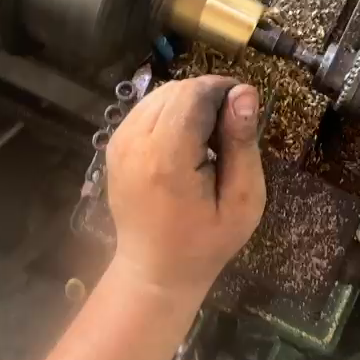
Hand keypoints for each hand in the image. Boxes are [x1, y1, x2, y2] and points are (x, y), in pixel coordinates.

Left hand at [105, 76, 265, 299]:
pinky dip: (172, 113)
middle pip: (177, 90)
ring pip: (161, 94)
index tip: (244, 113)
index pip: (193, 94)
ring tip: (209, 139)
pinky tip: (187, 141)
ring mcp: (119, 141)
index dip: (223, 91)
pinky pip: (148, 108)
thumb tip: (244, 92)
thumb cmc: (206, 241)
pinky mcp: (115, 144)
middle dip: (208, 97)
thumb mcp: (242, 200)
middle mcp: (135, 142)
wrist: (155, 269)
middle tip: (229, 132)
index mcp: (166, 158)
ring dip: (190, 103)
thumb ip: (242, 143)